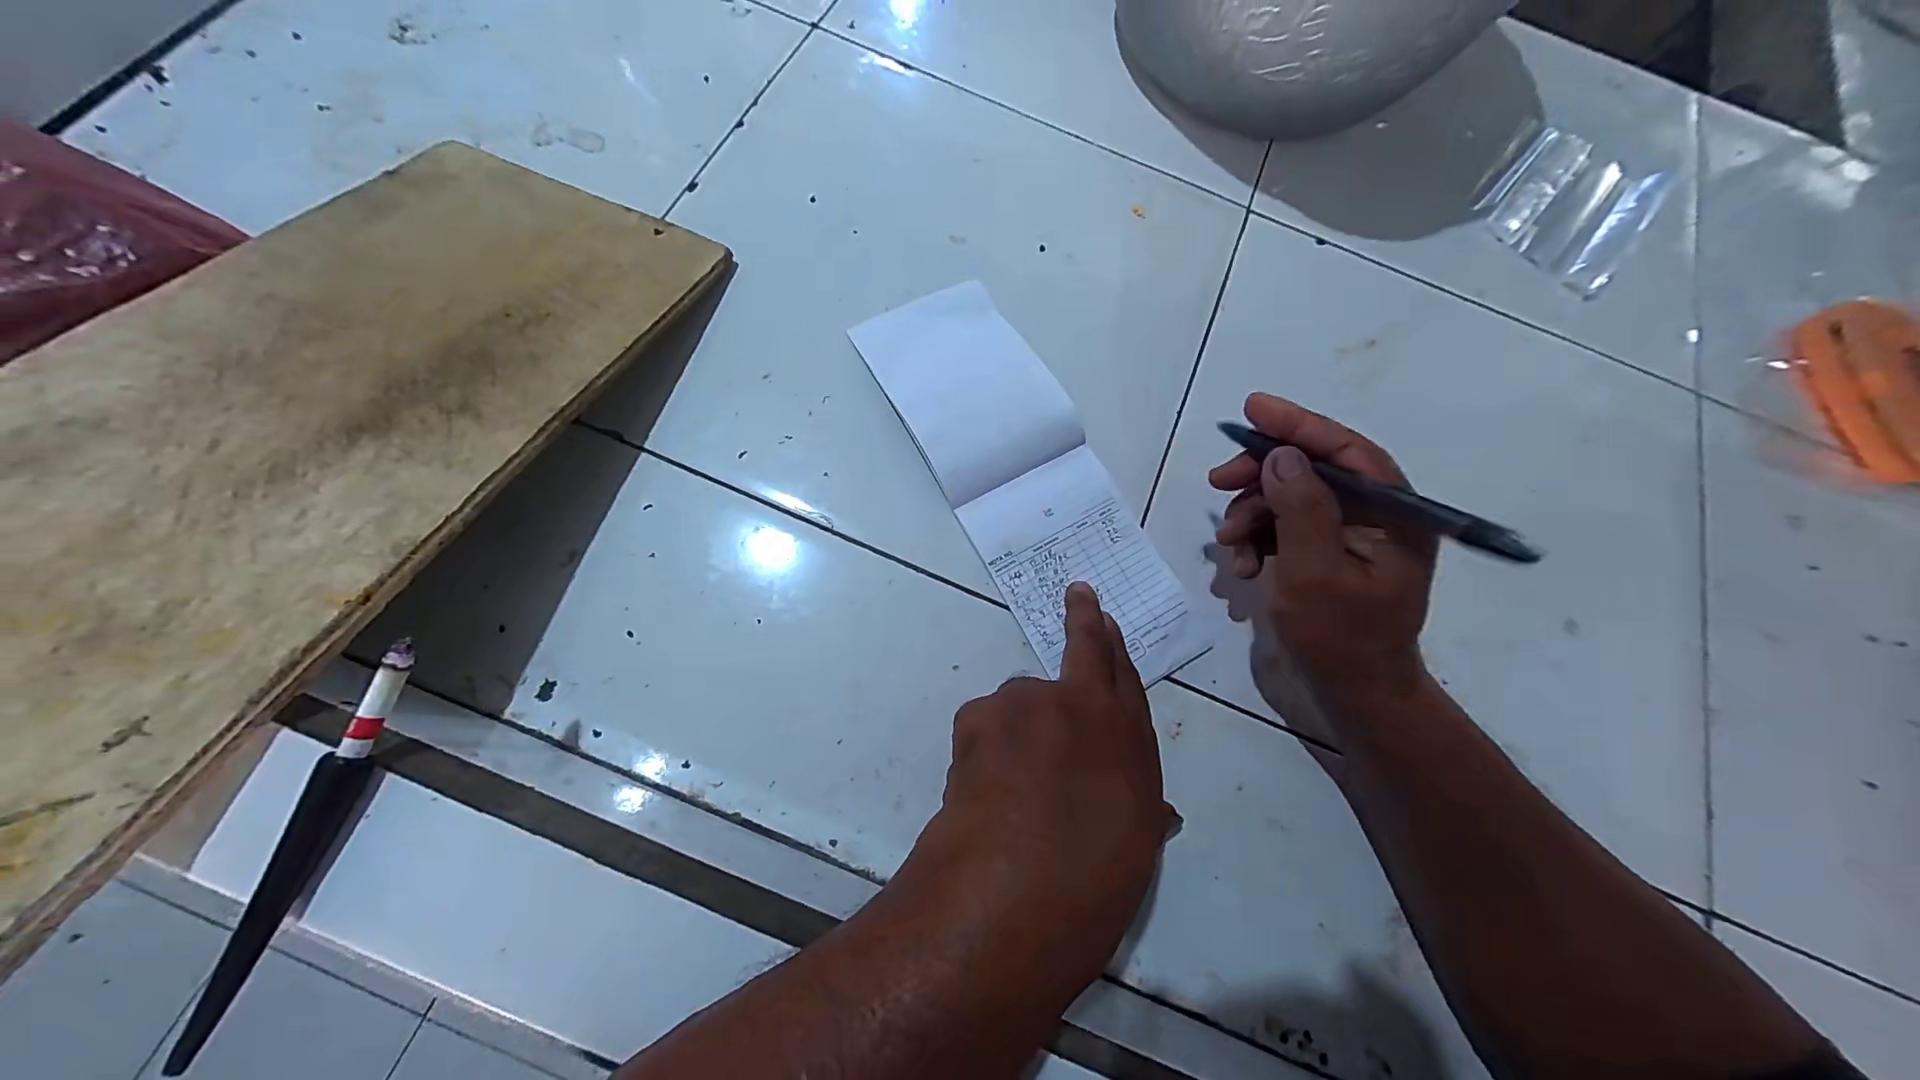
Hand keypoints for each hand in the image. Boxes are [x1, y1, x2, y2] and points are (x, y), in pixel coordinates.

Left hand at [887, 583, 1171, 994]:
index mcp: (1129, 736)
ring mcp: (1031, 702)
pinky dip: (984, 748)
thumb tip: (1160, 814)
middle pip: (1083, 649)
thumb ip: (1140, 808)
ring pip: (1021, 702)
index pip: (1123, 671)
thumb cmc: (1094, 877)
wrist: (1021, 883)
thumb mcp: (1134, 843)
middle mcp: (1084, 705)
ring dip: (1016, 728)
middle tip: (1078, 596)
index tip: (1097, 609)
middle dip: (1082, 618)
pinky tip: (983, 788)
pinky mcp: (983, 713)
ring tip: (1009, 785)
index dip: (1110, 638)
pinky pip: (985, 725)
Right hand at [1209, 393, 1438, 700]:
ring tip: (1228, 546)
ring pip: (1291, 499)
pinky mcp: (1327, 553)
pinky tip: (1239, 564)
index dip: (1298, 425)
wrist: (1354, 693)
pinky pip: (1285, 528)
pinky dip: (1257, 539)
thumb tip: (1283, 457)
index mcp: (1395, 514)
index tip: (1252, 409)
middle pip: (1312, 470)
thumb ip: (1302, 510)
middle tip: (1217, 482)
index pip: (1346, 450)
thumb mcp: (1315, 573)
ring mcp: (1351, 536)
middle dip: (1260, 476)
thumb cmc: (1341, 638)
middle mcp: (1377, 515)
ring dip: (1251, 514)